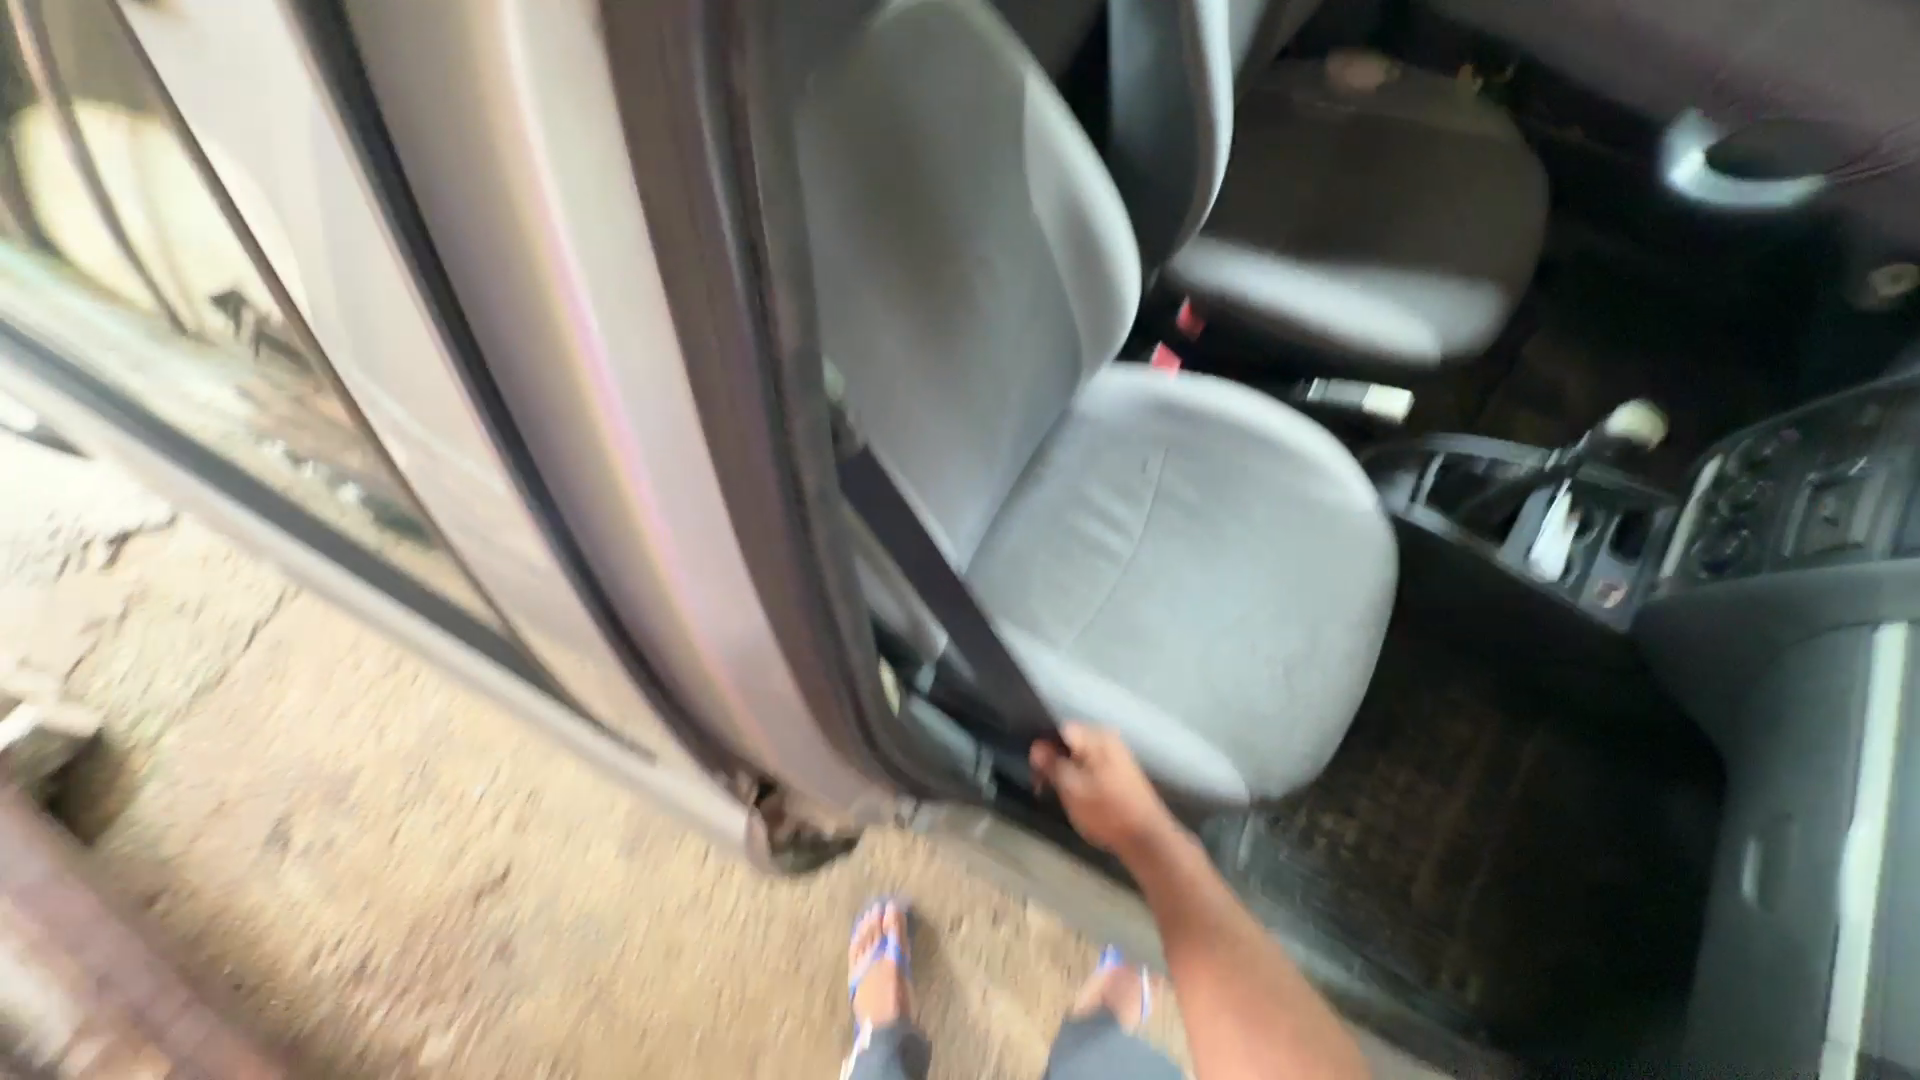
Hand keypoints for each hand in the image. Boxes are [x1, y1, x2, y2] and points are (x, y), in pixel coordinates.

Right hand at [1030, 723, 1180, 859]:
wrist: (1146, 838)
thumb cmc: (1106, 812)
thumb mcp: (1071, 789)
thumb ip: (1052, 764)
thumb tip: (1036, 746)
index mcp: (1096, 737)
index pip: (1059, 729)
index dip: (1042, 747)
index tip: (1035, 770)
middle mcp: (1108, 738)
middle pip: (1070, 741)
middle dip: (1054, 760)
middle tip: (1042, 785)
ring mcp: (1117, 754)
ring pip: (1080, 754)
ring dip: (1066, 770)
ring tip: (1058, 793)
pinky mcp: (1121, 770)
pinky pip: (1092, 764)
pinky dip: (1081, 776)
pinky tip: (1077, 795)